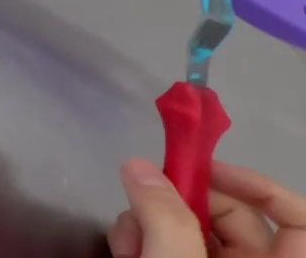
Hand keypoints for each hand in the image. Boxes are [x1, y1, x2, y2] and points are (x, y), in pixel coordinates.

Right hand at [108, 158, 305, 257]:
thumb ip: (165, 218)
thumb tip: (138, 165)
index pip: (298, 218)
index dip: (256, 185)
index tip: (198, 167)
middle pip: (229, 214)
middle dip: (174, 201)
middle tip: (136, 201)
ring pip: (190, 225)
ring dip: (147, 221)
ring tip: (126, 241)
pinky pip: (171, 241)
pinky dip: (142, 238)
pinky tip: (126, 251)